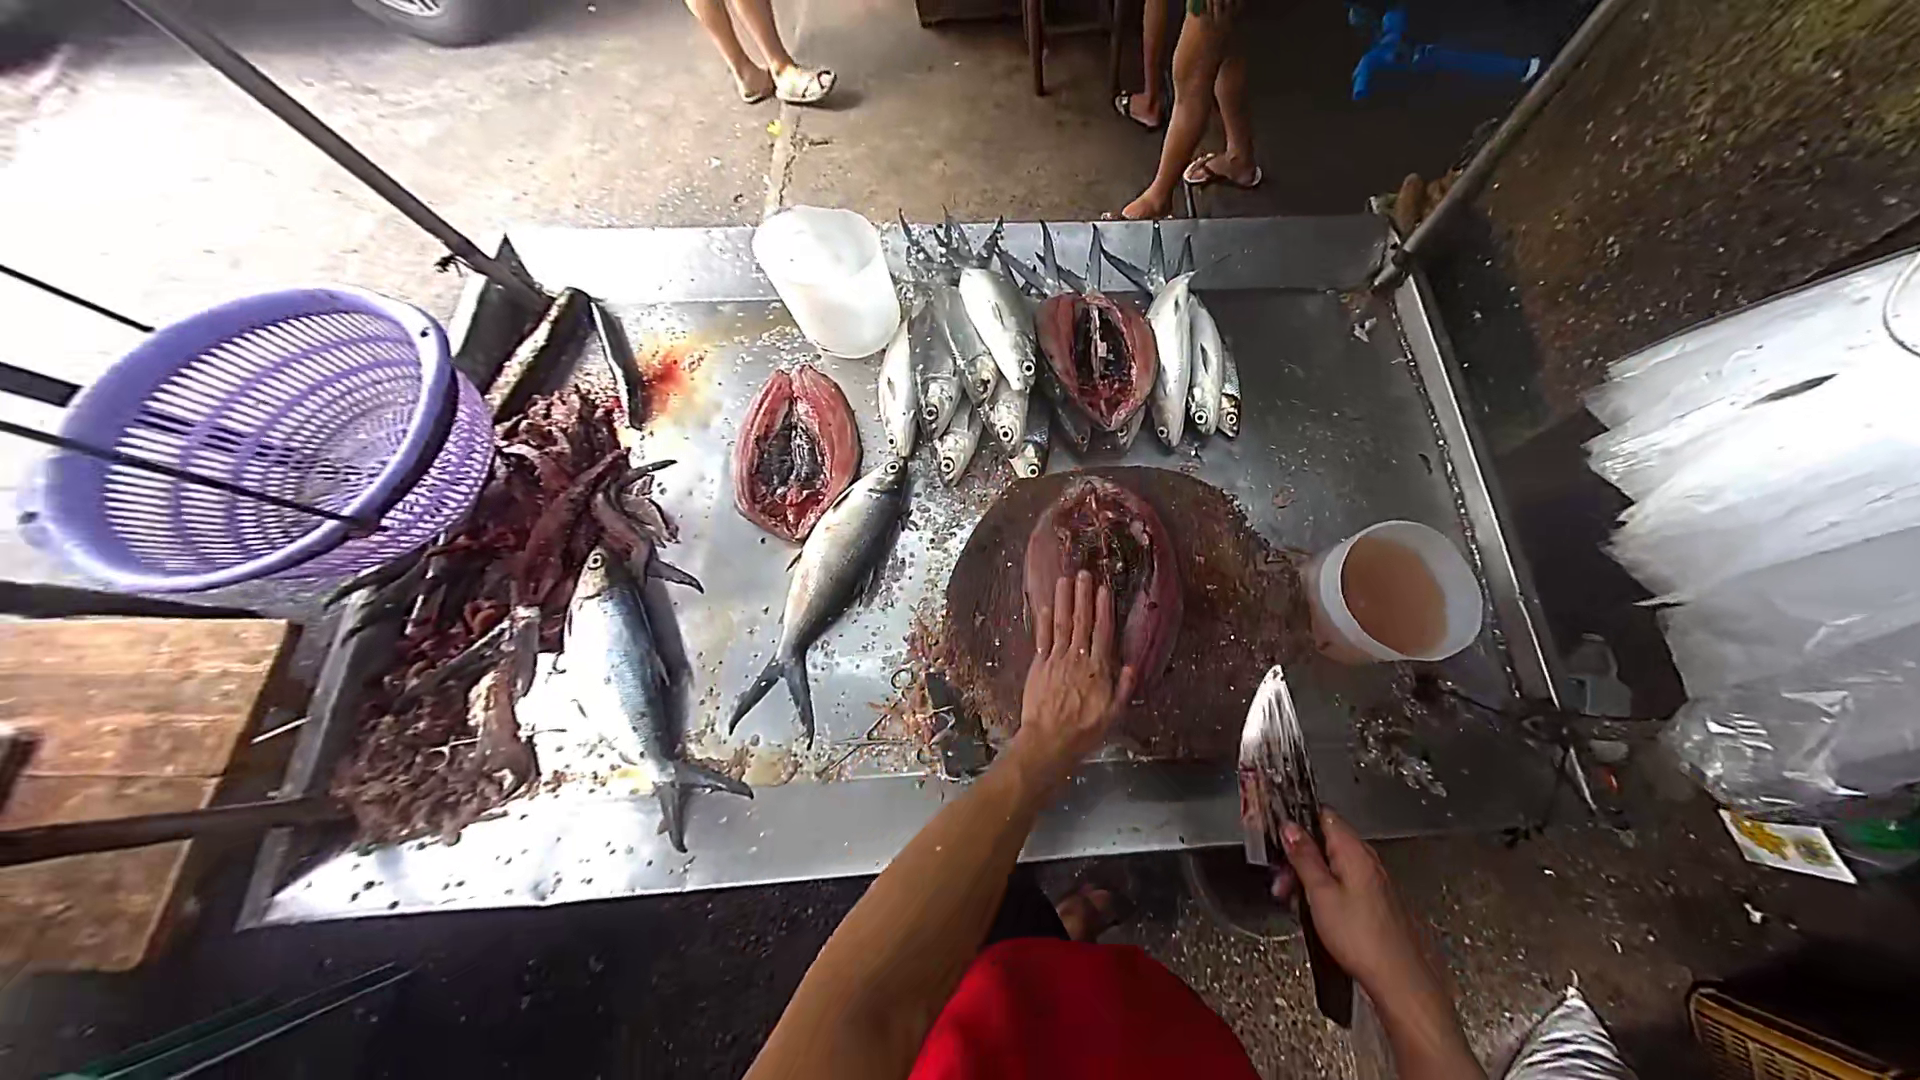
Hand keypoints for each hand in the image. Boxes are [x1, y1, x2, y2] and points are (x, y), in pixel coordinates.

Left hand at [1013, 571, 1137, 782]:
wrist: (1049, 740)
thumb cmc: (1084, 731)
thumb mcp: (1113, 713)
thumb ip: (1123, 687)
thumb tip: (1131, 664)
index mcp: (1098, 669)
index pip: (1103, 632)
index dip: (1103, 609)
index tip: (1103, 589)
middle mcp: (1077, 658)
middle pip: (1081, 621)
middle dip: (1082, 596)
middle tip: (1084, 573)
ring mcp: (1056, 660)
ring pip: (1061, 624)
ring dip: (1063, 601)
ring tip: (1065, 580)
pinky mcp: (1039, 665)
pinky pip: (1042, 639)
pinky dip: (1044, 621)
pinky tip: (1046, 605)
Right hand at [1278, 810, 1437, 999]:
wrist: (1401, 985)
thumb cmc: (1363, 940)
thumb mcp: (1319, 893)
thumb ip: (1303, 856)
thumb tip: (1289, 828)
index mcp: (1354, 851)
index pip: (1322, 814)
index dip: (1296, 820)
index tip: (1278, 834)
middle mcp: (1368, 861)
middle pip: (1324, 842)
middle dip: (1298, 855)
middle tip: (1281, 877)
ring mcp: (1373, 882)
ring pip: (1331, 865)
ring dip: (1307, 875)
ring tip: (1291, 898)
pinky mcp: (1375, 902)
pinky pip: (1342, 884)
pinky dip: (1324, 891)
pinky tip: (1313, 910)